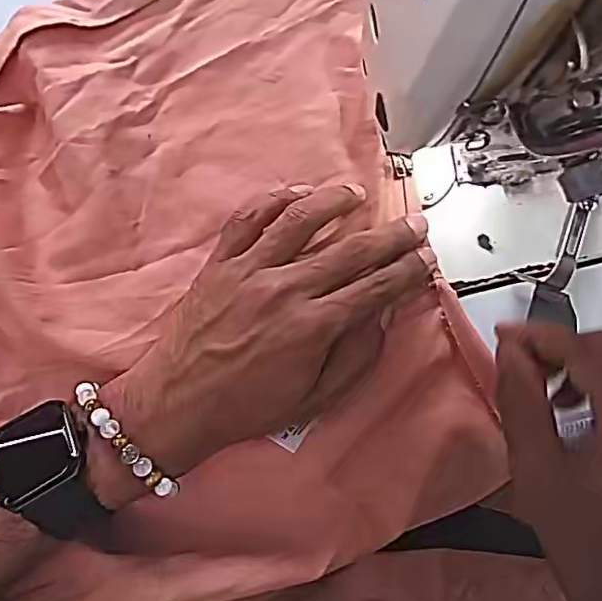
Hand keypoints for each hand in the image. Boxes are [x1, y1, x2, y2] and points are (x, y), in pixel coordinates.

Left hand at [92, 184, 433, 504]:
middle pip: (351, 250)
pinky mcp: (220, 264)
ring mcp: (249, 271)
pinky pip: (248, 220)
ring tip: (355, 193)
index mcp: (312, 326)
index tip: (424, 258)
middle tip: (413, 223)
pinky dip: (273, 201)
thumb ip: (354, 358)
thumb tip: (379, 319)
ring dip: (334, 202)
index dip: (406, 270)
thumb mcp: (313, 399)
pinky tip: (294, 195)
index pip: (374, 287)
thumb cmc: (245, 407)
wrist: (177, 403)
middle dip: (390, 235)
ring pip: (300, 221)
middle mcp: (284, 290)